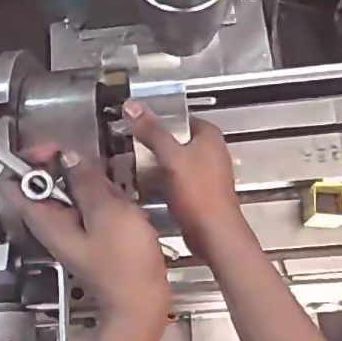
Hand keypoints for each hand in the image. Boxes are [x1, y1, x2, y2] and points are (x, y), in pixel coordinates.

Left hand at [1, 148, 170, 324]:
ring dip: (93, 186)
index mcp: (44, 219)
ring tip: (116, 197)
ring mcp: (70, 230)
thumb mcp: (107, 213)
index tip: (57, 151)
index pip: (12, 181)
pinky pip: (88, 206)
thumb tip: (67, 157)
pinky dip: (103, 200)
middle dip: (70, 170)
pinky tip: (124, 208)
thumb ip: (85, 182)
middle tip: (97, 174)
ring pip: (70, 192)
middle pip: (43, 183)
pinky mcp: (89, 235)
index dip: (29, 159)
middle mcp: (50, 224)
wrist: (141, 303)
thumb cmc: (124, 263)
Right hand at [122, 100, 244, 259]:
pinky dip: (162, 180)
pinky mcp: (200, 192)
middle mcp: (211, 151)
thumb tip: (131, 106)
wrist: (213, 234)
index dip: (156, 118)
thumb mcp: (171, 157)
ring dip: (155, 163)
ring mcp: (207, 173)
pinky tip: (145, 185)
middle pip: (175, 139)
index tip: (133, 122)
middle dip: (153, 142)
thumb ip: (152, 131)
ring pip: (175, 160)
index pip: (178, 117)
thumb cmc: (197, 193)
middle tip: (128, 144)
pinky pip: (176, 179)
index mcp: (209, 136)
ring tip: (130, 164)